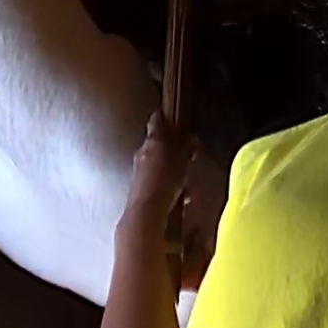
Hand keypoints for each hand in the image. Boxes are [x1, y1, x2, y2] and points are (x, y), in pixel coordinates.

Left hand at [119, 112, 193, 243]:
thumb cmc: (167, 180)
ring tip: (186, 184)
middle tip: (185, 156)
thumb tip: (191, 139)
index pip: (156, 119)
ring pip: (155, 163)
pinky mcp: (136, 184)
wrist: (145, 210)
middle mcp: (142, 150)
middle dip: (170, 148)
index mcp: (154, 139)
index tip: (172, 119)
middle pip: (156, 142)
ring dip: (169, 169)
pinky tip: (179, 198)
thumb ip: (187, 148)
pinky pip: (153, 179)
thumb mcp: (183, 161)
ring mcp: (137, 168)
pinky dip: (164, 184)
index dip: (164, 117)